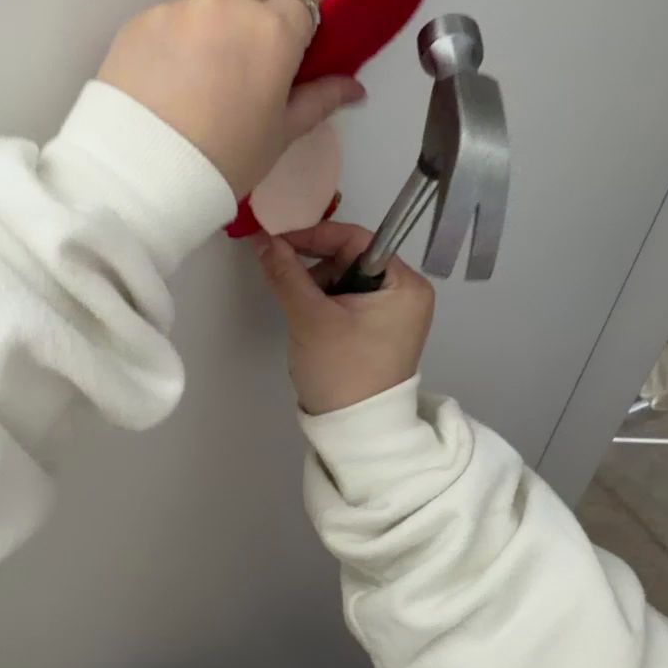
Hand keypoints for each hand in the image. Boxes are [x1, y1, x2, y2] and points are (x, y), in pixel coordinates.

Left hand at [97, 0, 363, 196]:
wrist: (139, 173)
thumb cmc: (222, 159)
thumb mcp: (279, 135)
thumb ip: (318, 100)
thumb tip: (353, 87)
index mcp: (272, 31)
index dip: (306, 18)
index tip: (299, 44)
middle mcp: (226, 6)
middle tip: (259, 39)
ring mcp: (179, 10)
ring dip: (219, 19)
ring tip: (206, 70)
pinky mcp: (139, 22)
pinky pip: (171, 17)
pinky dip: (179, 37)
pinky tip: (170, 78)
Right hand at [250, 220, 435, 415]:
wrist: (355, 432)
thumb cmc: (342, 370)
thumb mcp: (309, 316)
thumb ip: (285, 272)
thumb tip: (262, 237)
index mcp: (404, 284)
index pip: (356, 239)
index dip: (314, 235)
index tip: (277, 239)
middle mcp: (405, 292)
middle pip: (349, 257)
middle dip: (313, 265)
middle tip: (283, 274)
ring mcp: (392, 313)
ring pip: (343, 278)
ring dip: (315, 285)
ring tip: (301, 310)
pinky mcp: (376, 329)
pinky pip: (345, 299)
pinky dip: (322, 301)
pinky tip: (308, 318)